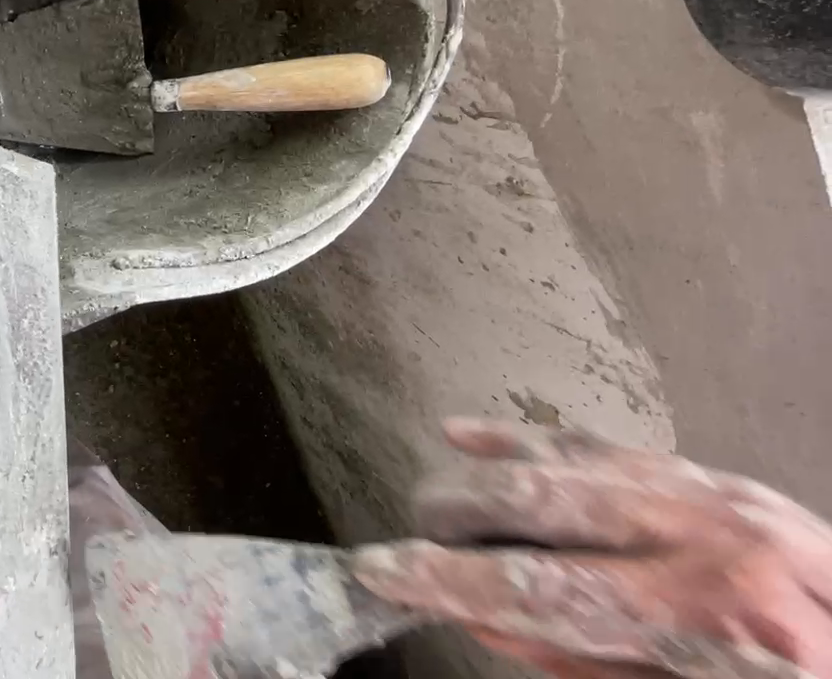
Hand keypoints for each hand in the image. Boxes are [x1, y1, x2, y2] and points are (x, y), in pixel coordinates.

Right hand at [353, 418, 831, 678]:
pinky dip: (519, 439)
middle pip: (526, 499)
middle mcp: (708, 539)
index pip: (533, 588)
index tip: (374, 569)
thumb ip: (578, 662)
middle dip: (449, 515)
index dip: (439, 578)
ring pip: (551, 460)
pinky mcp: (713, 472)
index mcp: (716, 619)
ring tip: (438, 507)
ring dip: (474, 479)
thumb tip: (473, 615)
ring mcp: (712, 492)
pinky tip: (462, 433)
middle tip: (422, 539)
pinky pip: (593, 442)